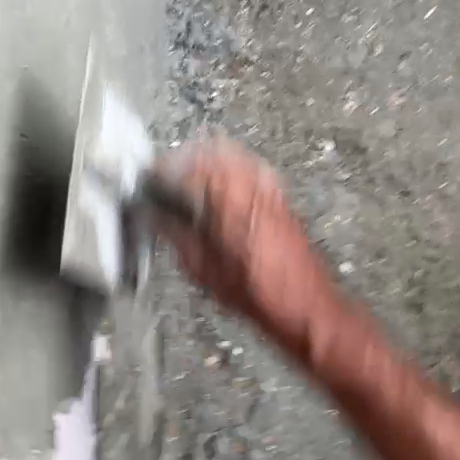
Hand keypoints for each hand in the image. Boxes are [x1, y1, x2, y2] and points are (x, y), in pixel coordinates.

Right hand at [152, 137, 339, 345]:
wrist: (307, 308)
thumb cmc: (262, 297)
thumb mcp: (205, 272)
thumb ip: (177, 237)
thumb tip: (157, 217)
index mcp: (229, 205)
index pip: (188, 169)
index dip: (164, 170)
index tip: (153, 177)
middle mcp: (252, 191)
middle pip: (212, 152)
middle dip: (186, 158)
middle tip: (169, 170)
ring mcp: (270, 192)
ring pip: (234, 155)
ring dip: (209, 158)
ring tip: (192, 172)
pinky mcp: (282, 199)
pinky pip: (253, 168)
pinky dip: (233, 167)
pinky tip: (224, 182)